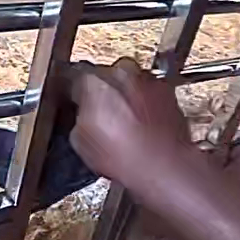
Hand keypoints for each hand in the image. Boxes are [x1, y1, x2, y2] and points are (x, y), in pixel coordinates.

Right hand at [65, 58, 202, 191]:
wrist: (162, 165)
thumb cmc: (123, 155)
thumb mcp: (80, 142)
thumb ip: (77, 119)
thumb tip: (81, 118)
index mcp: (92, 82)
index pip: (74, 77)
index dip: (73, 92)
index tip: (73, 102)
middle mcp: (121, 73)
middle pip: (104, 76)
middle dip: (102, 92)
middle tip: (101, 117)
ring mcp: (146, 80)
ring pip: (129, 82)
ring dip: (126, 97)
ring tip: (125, 125)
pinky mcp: (167, 92)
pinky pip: (150, 93)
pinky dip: (146, 104)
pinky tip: (143, 126)